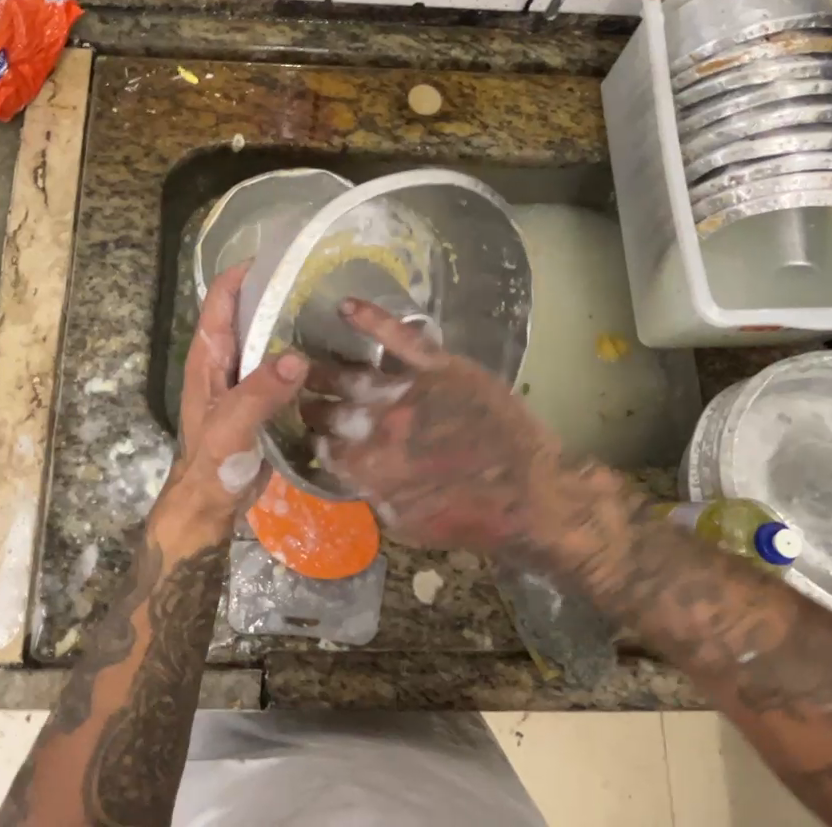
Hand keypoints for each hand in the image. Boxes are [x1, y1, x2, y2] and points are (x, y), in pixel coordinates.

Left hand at [153, 264, 307, 540]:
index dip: (245, 272)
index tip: (283, 256)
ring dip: (290, 322)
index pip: (221, 298)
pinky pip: (279, 366)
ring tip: (331, 307)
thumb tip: (298, 355)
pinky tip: (328, 351)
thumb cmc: (213, 462)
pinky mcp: (260, 398)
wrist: (211, 504)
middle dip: (275, 292)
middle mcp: (224, 359)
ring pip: (266, 338)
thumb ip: (261, 390)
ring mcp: (242, 379)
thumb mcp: (234, 425)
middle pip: (247, 312)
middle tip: (320, 278)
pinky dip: (298, 353)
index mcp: (208, 356)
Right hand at [303, 298, 616, 556]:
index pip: (325, 448)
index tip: (308, 431)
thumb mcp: (408, 525)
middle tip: (299, 395)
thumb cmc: (473, 517)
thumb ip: (371, 496)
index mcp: (370, 468)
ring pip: (352, 375)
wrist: (532, 493)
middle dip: (311, 404)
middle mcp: (380, 427)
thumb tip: (350, 475)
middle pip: (331, 410)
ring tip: (306, 359)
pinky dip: (370, 319)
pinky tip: (345, 305)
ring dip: (324, 368)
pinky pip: (398, 337)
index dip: (313, 439)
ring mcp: (408, 391)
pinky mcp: (437, 367)